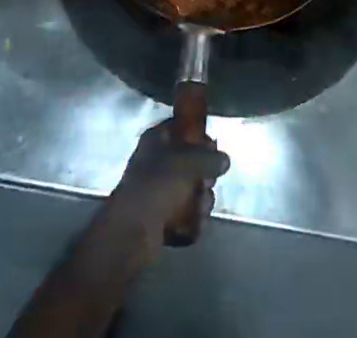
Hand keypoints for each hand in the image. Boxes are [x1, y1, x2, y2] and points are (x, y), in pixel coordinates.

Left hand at [99, 119, 230, 252]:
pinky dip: (192, 220)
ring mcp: (158, 190)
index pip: (181, 126)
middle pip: (191, 162)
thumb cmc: (158, 184)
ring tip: (197, 208)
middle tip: (205, 183)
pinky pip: (187, 213)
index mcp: (156, 139)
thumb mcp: (189, 162)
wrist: (133, 230)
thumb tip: (224, 160)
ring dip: (201, 201)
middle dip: (204, 176)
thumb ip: (209, 157)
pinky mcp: (162, 216)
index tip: (213, 147)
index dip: (198, 134)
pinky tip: (191, 224)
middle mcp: (157, 162)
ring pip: (193, 190)